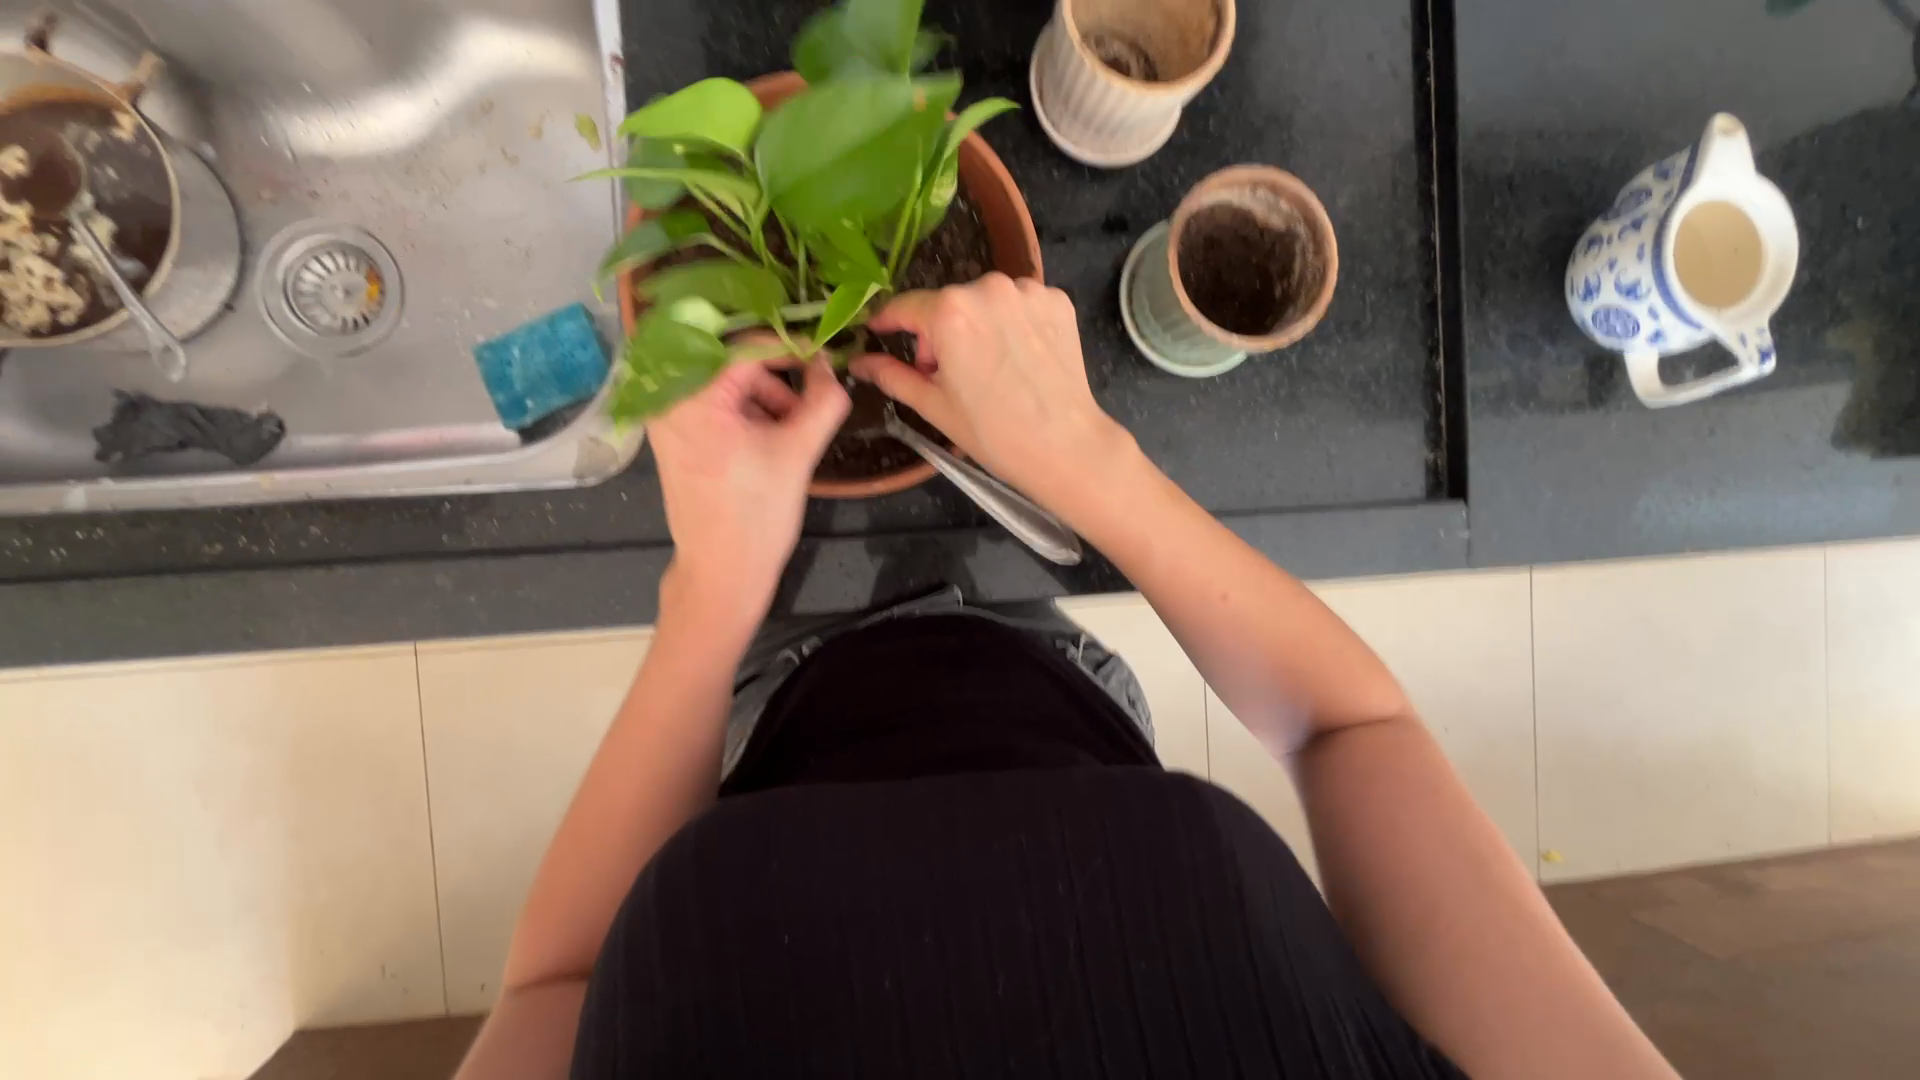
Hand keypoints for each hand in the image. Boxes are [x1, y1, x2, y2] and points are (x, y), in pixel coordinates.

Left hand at [649, 356, 847, 630]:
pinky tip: (772, 438)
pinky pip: (715, 405)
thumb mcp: (798, 452)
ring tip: (794, 427)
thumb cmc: (757, 514)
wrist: (722, 572)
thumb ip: (823, 400)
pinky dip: (747, 412)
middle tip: (812, 398)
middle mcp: (669, 400)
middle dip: (777, 377)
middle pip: (732, 363)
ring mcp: (668, 419)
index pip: (747, 348)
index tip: (826, 354)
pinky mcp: (675, 437)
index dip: (792, 348)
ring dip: (765, 396)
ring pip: (725, 384)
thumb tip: (830, 365)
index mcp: (693, 398)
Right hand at [850, 273, 1132, 513]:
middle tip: (947, 376)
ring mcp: (1028, 292)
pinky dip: (1012, 325)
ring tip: (987, 369)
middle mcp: (988, 288)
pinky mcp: (1058, 301)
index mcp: (950, 312)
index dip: (888, 322)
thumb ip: (892, 375)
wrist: (1065, 446)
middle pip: (948, 304)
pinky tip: (1018, 358)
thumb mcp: (933, 406)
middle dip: (939, 335)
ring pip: (985, 302)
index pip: (905, 307)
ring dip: (977, 327)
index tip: (878, 332)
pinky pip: (1020, 305)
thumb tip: (859, 362)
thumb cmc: (993, 432)